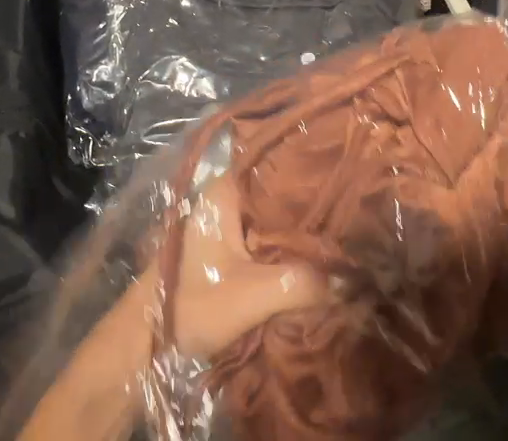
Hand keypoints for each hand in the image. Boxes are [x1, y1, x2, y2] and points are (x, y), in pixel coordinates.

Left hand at [156, 177, 333, 358]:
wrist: (149, 341)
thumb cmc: (191, 306)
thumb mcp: (249, 297)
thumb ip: (300, 284)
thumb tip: (351, 279)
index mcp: (226, 190)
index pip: (279, 167)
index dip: (314, 178)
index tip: (349, 187)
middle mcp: (229, 197)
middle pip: (282, 195)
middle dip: (315, 210)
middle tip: (357, 218)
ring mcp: (231, 223)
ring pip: (279, 219)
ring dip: (305, 233)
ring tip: (348, 237)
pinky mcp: (234, 248)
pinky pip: (272, 239)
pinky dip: (293, 249)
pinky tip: (321, 259)